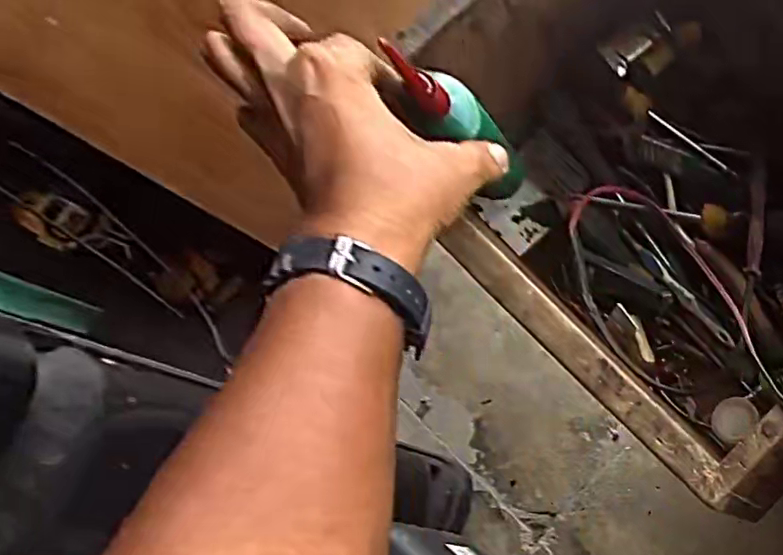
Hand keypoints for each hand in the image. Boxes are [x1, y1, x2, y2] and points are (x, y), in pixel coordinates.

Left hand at [202, 0, 505, 267]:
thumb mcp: (454, 171)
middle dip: (272, 20)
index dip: (382, 70)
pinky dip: (258, 105)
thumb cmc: (397, 196)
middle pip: (246, 17)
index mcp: (330, 72)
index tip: (405, 98)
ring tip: (279, 64)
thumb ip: (477, 156)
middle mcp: (287, 80)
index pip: (351, 46)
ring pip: (220, 50)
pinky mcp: (269, 147)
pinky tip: (289, 119)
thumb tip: (494, 155)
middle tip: (306, 39)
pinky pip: (244, 109)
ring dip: (243, 50)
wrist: (366, 238)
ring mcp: (270, 113)